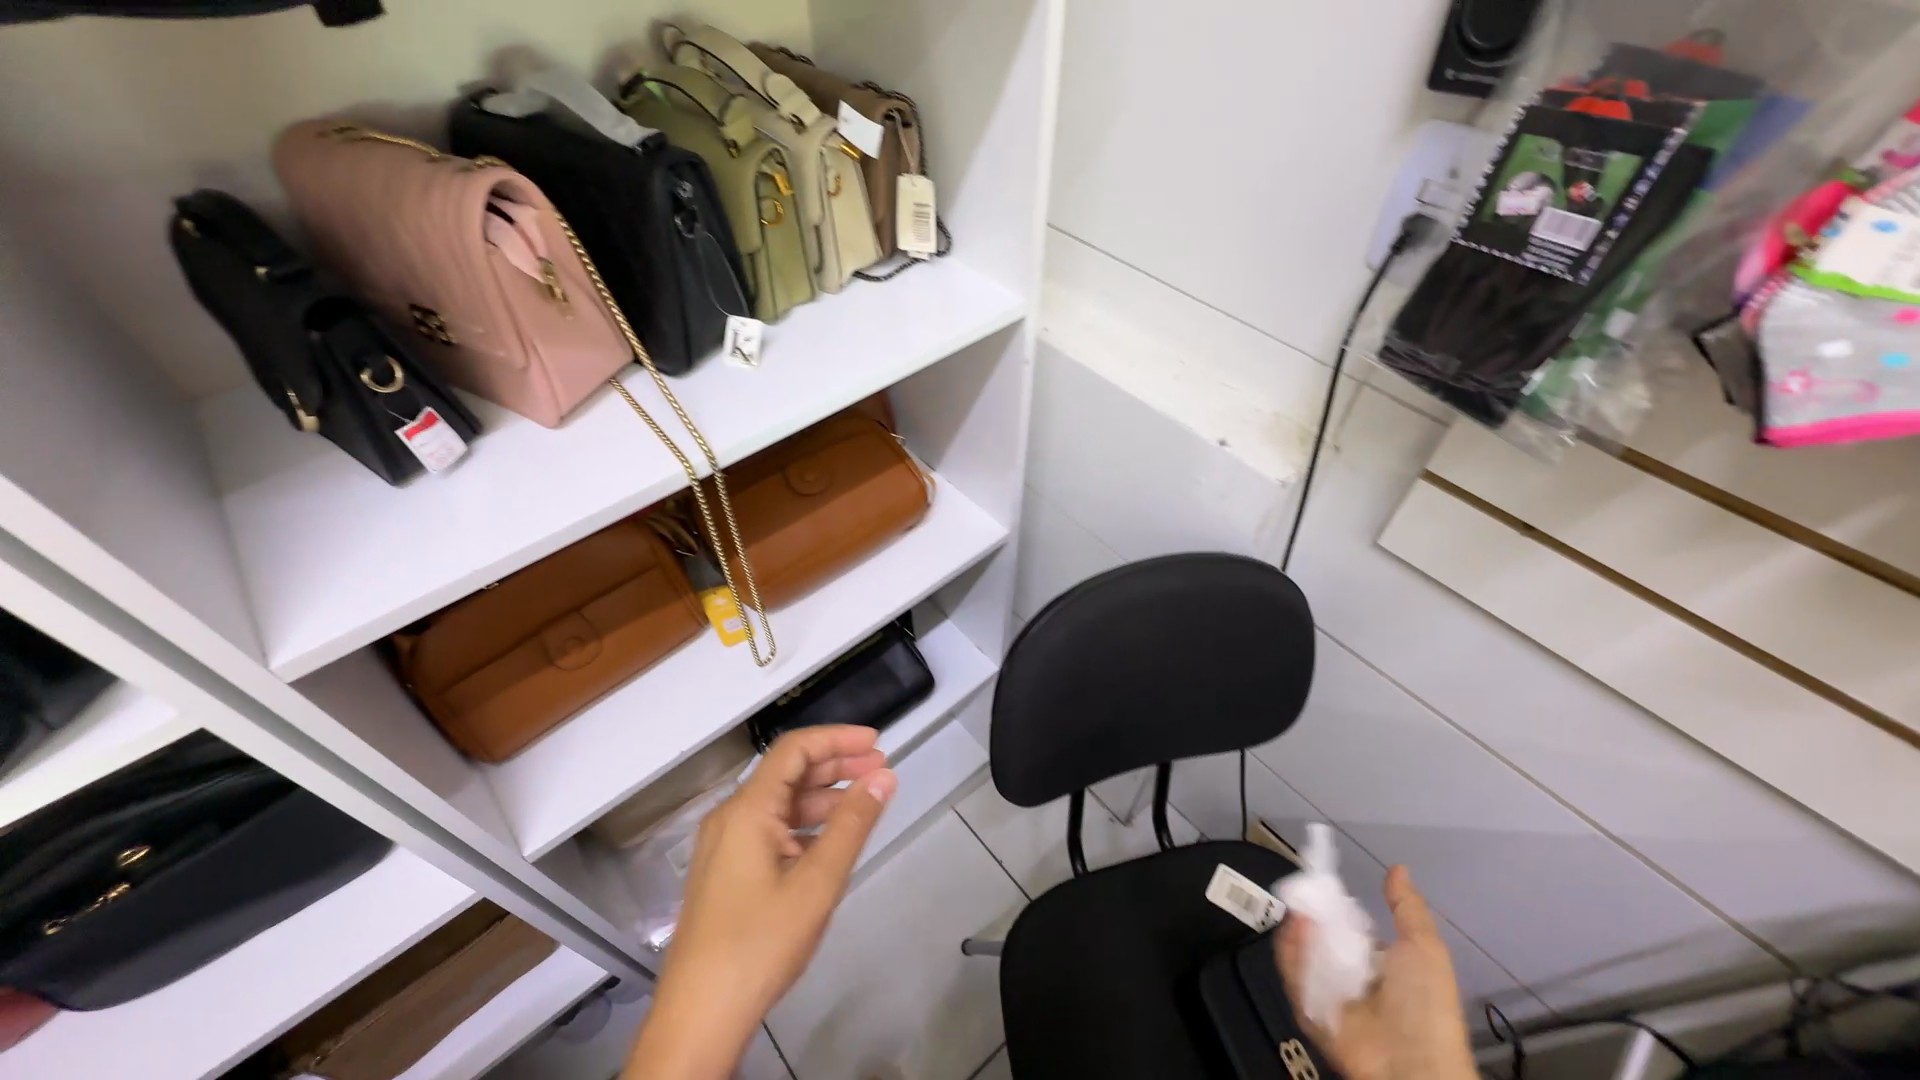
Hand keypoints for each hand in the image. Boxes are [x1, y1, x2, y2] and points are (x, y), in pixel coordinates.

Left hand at [626, 725, 896, 1078]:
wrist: (699, 1015)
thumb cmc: (760, 943)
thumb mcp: (817, 883)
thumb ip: (853, 825)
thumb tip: (883, 778)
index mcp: (747, 810)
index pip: (794, 750)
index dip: (837, 739)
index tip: (877, 743)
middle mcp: (731, 818)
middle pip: (787, 773)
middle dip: (835, 766)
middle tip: (881, 770)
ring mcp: (724, 846)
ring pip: (779, 804)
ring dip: (822, 798)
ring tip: (865, 803)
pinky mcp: (726, 872)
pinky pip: (770, 831)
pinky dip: (804, 826)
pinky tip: (831, 842)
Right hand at [1275, 866, 1477, 1079]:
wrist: (1412, 1063)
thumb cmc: (1425, 1003)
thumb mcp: (1425, 948)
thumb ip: (1407, 908)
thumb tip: (1398, 868)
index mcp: (1380, 965)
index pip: (1349, 929)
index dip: (1336, 908)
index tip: (1321, 884)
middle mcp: (1352, 978)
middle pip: (1321, 938)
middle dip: (1311, 914)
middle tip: (1302, 892)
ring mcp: (1329, 995)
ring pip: (1303, 954)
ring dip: (1299, 930)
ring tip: (1300, 908)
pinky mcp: (1308, 1010)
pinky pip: (1294, 977)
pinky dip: (1291, 953)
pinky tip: (1296, 929)